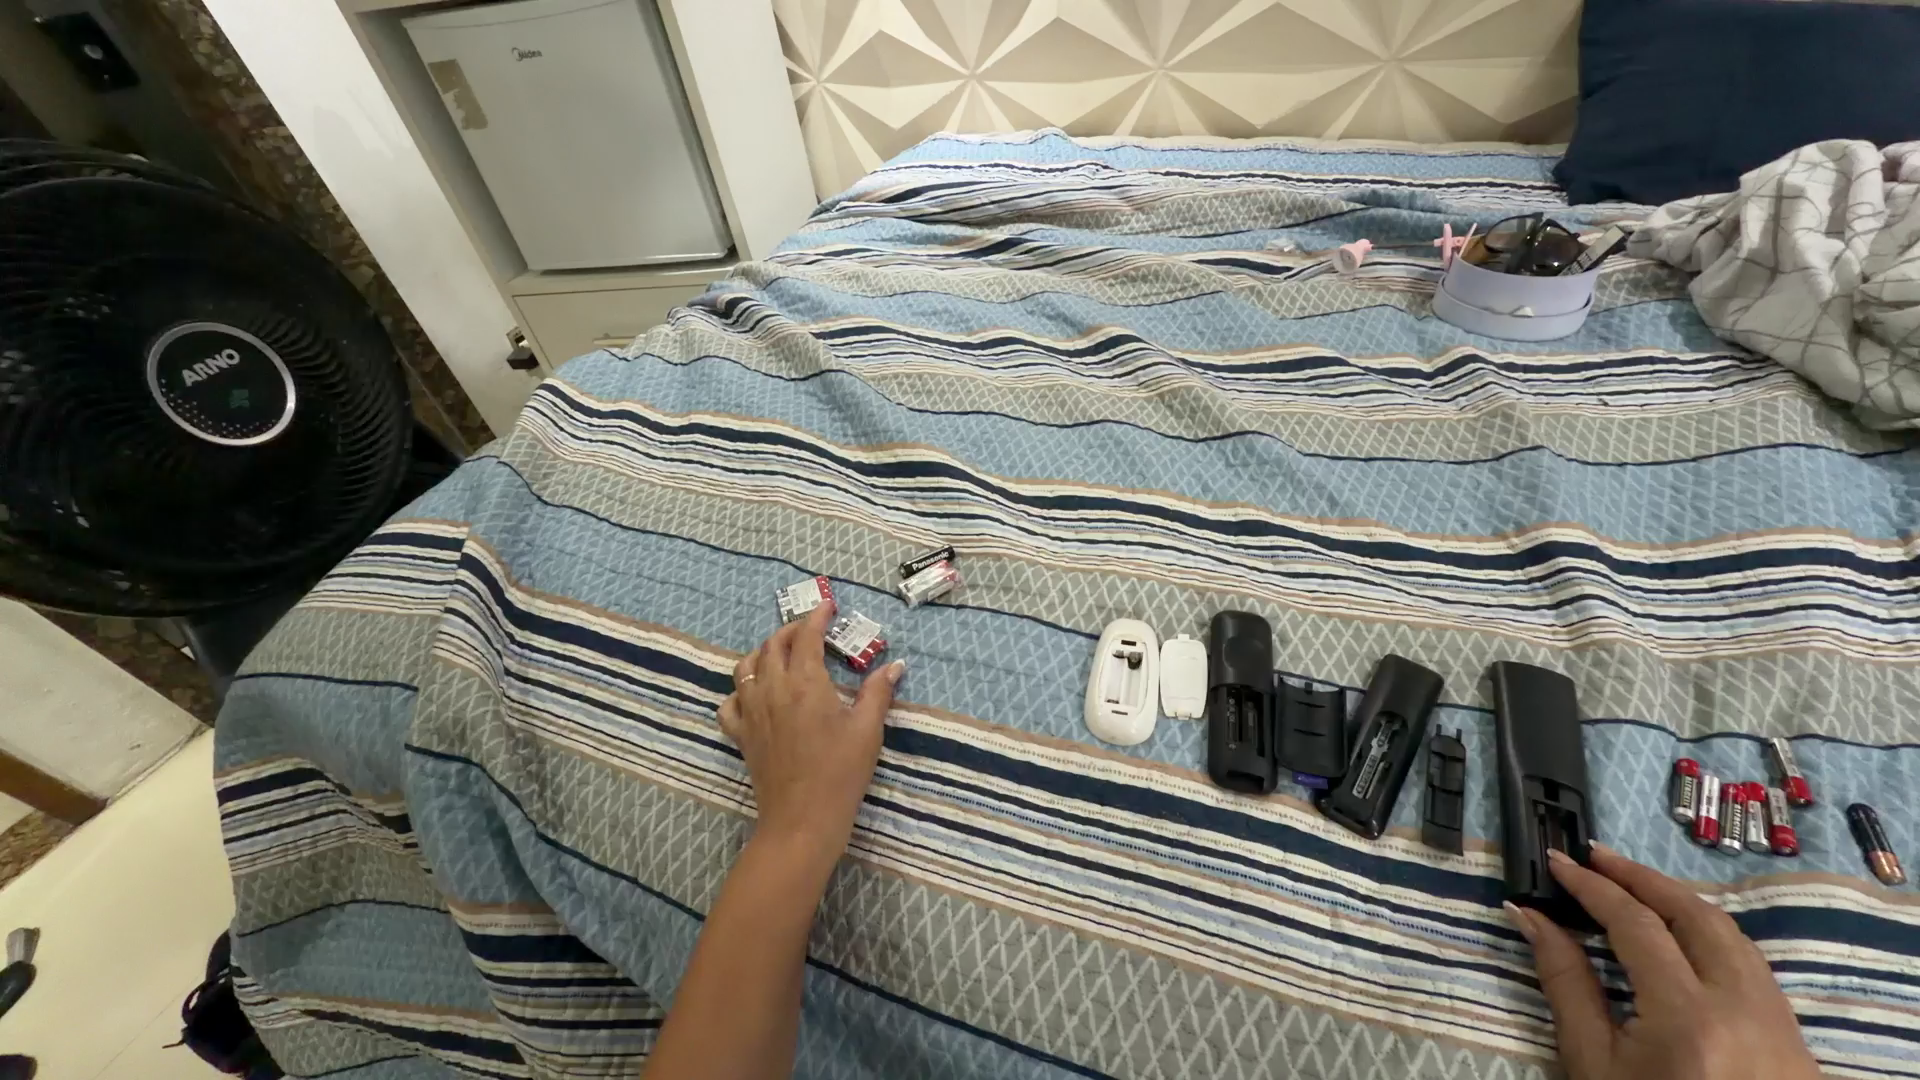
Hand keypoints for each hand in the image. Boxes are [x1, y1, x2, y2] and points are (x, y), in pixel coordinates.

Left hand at [718, 601, 903, 864]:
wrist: (802, 820)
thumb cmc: (841, 773)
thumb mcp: (867, 730)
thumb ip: (878, 693)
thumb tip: (894, 666)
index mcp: (805, 682)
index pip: (805, 636)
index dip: (815, 616)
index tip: (827, 605)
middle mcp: (773, 690)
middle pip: (772, 645)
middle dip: (790, 630)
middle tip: (810, 629)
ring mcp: (752, 712)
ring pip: (745, 667)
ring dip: (763, 653)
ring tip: (781, 653)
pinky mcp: (741, 736)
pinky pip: (729, 703)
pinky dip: (739, 690)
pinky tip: (753, 694)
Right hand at [1508, 843, 1820, 1079]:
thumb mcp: (1592, 1061)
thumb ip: (1564, 981)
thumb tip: (1528, 915)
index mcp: (1689, 1017)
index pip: (1637, 924)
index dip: (1592, 886)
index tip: (1556, 862)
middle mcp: (1746, 1010)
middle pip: (1697, 916)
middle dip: (1641, 877)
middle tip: (1594, 856)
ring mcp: (1780, 1025)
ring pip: (1733, 936)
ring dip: (1677, 900)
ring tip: (1630, 883)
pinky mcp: (1794, 1041)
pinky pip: (1750, 965)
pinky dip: (1706, 932)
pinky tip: (1674, 931)